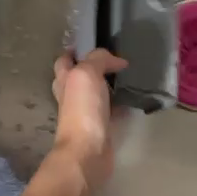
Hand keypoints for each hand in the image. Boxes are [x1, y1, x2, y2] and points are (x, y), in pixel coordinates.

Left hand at [48, 49, 127, 193]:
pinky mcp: (101, 128)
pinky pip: (111, 111)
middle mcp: (72, 96)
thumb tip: (117, 61)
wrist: (88, 152)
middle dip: (92, 68)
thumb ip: (98, 60)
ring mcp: (86, 113)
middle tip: (113, 60)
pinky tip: (133, 99)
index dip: (73, 52)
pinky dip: (120, 105)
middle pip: (79, 78)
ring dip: (107, 86)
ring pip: (95, 94)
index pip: (63, 61)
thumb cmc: (83, 110)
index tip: (92, 44)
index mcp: (64, 81)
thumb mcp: (87, 74)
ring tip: (126, 75)